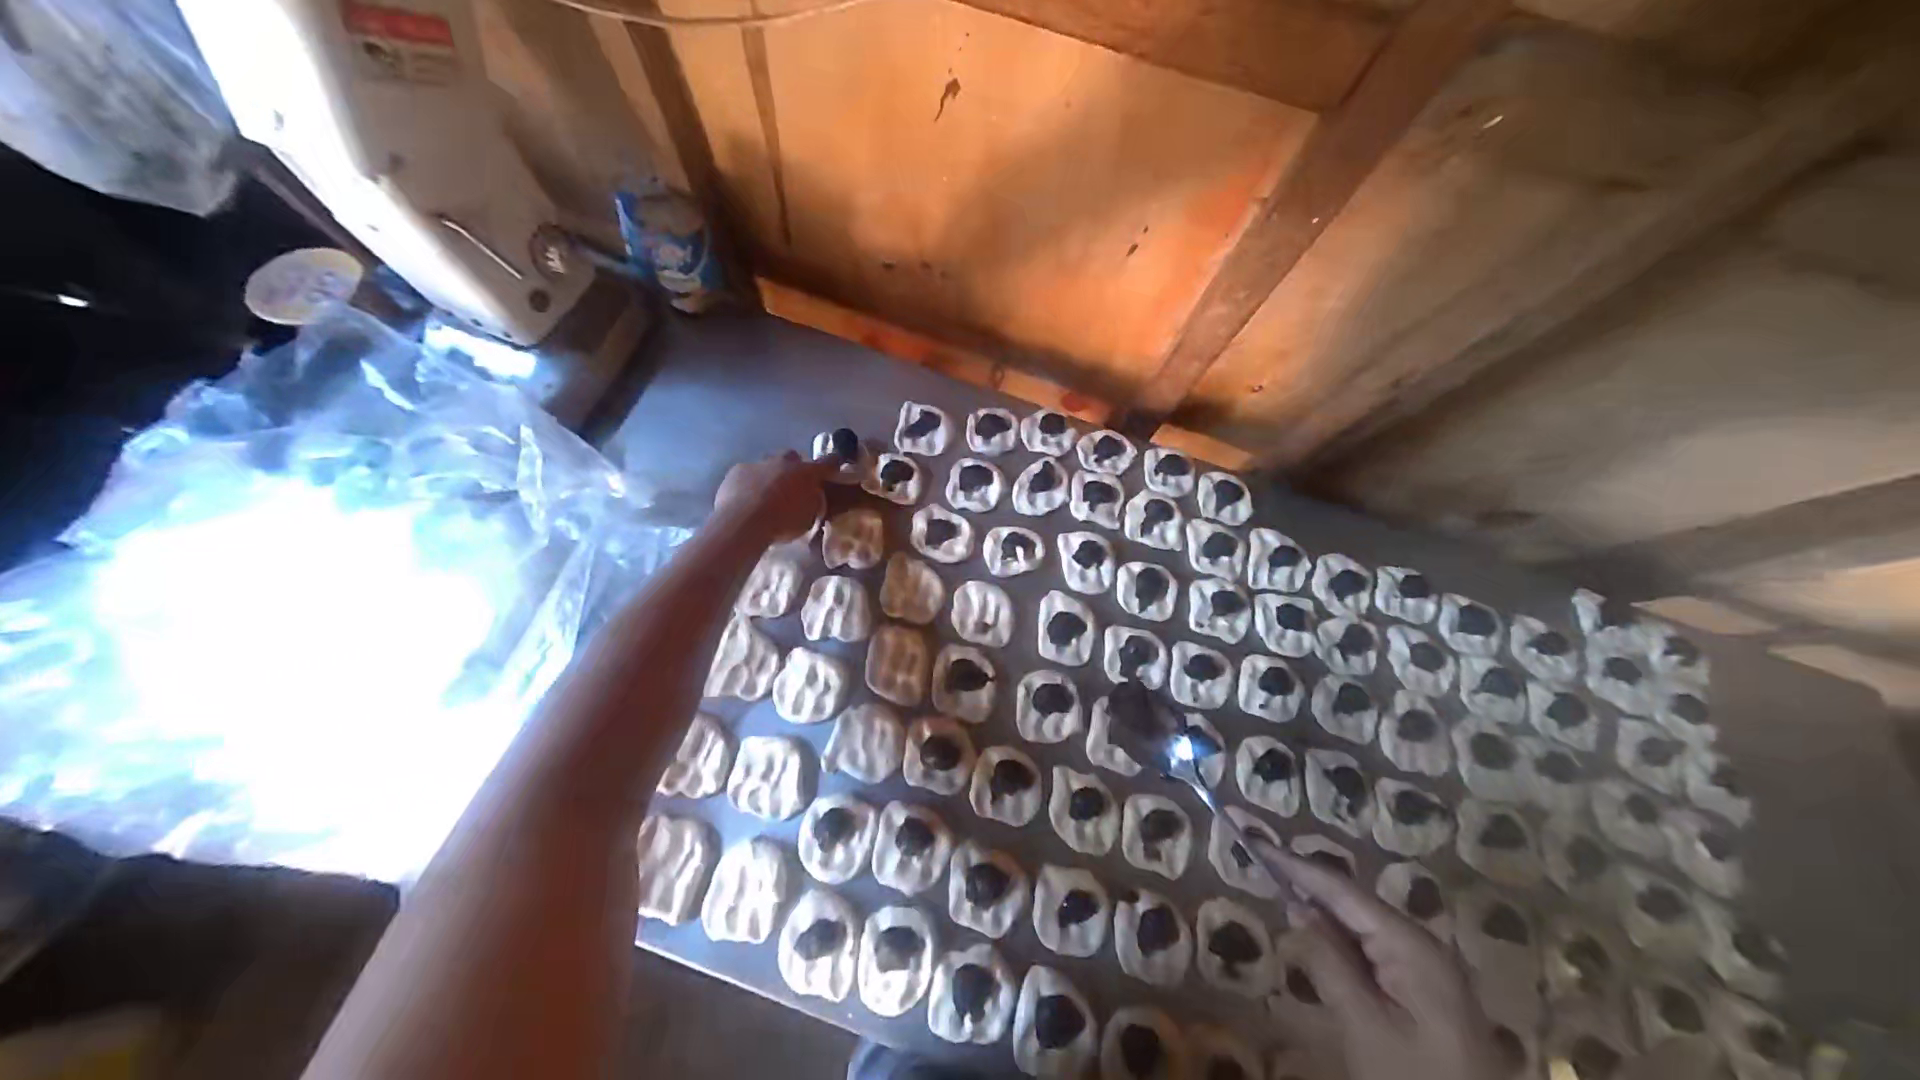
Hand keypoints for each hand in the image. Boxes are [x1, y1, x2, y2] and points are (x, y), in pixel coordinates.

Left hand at [714, 451, 831, 541]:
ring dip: (770, 474)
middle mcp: (784, 462)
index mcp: (807, 473)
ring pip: (768, 464)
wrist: (744, 522)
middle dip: (794, 467)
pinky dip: (749, 482)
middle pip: (793, 457)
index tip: (836, 464)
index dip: (833, 463)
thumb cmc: (782, 523)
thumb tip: (812, 496)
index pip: (827, 463)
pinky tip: (745, 497)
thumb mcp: (807, 518)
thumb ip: (812, 503)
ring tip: (766, 493)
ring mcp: (759, 463)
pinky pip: (747, 473)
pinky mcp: (737, 470)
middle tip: (792, 484)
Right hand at [1261, 844, 1502, 1079]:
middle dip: (1308, 881)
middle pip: (1354, 901)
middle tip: (1262, 860)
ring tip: (1278, 885)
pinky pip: (1373, 947)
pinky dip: (1339, 936)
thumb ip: (1328, 962)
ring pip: (1362, 924)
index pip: (1343, 891)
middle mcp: (1423, 944)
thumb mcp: (1363, 1025)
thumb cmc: (1414, 1079)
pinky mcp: (1423, 990)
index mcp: (1411, 945)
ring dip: (1321, 908)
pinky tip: (1315, 932)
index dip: (1297, 866)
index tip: (1257, 842)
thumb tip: (1297, 908)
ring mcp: (1426, 967)